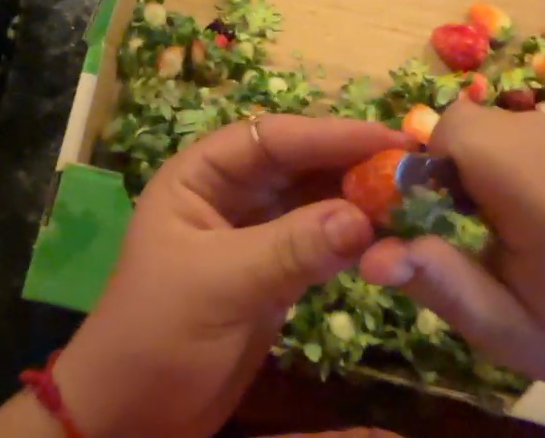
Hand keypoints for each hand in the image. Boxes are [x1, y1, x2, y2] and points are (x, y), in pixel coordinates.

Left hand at [52, 115, 414, 437]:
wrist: (133, 415)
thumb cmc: (158, 334)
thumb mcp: (222, 284)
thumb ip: (291, 248)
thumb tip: (363, 216)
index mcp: (200, 175)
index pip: (271, 137)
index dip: (328, 133)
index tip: (386, 137)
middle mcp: (229, 192)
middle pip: (299, 162)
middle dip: (350, 162)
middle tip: (411, 167)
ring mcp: (253, 231)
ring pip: (313, 198)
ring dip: (357, 198)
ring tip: (411, 198)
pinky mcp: (273, 270)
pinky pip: (319, 240)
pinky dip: (352, 237)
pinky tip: (387, 237)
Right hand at [356, 101, 544, 433]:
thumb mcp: (499, 330)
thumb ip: (435, 281)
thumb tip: (366, 254)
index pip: (460, 129)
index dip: (436, 160)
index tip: (446, 209)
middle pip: (482, 121)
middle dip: (465, 160)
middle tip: (480, 218)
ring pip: (510, 120)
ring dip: (496, 155)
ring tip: (518, 211)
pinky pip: (543, 124)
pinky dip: (528, 153)